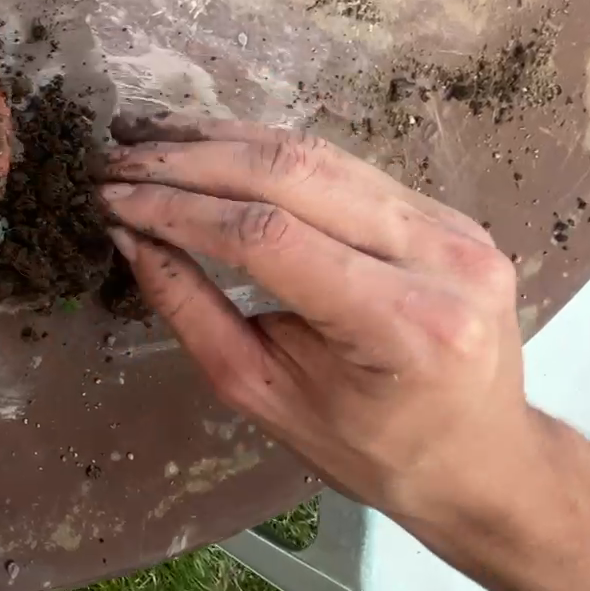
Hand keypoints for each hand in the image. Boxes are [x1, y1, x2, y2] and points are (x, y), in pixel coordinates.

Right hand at [96, 113, 532, 524]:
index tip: (107, 199)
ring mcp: (449, 224)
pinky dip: (247, 143)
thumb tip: (125, 232)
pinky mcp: (438, 207)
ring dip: (208, 137)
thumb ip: (184, 304)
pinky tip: (195, 141)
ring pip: (305, 152)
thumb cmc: (359, 441)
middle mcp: (439, 261)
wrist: (482, 457)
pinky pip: (326, 158)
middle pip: (285, 174)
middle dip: (181, 161)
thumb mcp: (252, 387)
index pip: (262, 235)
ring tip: (138, 134)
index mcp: (400, 326)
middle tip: (111, 161)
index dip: (173, 208)